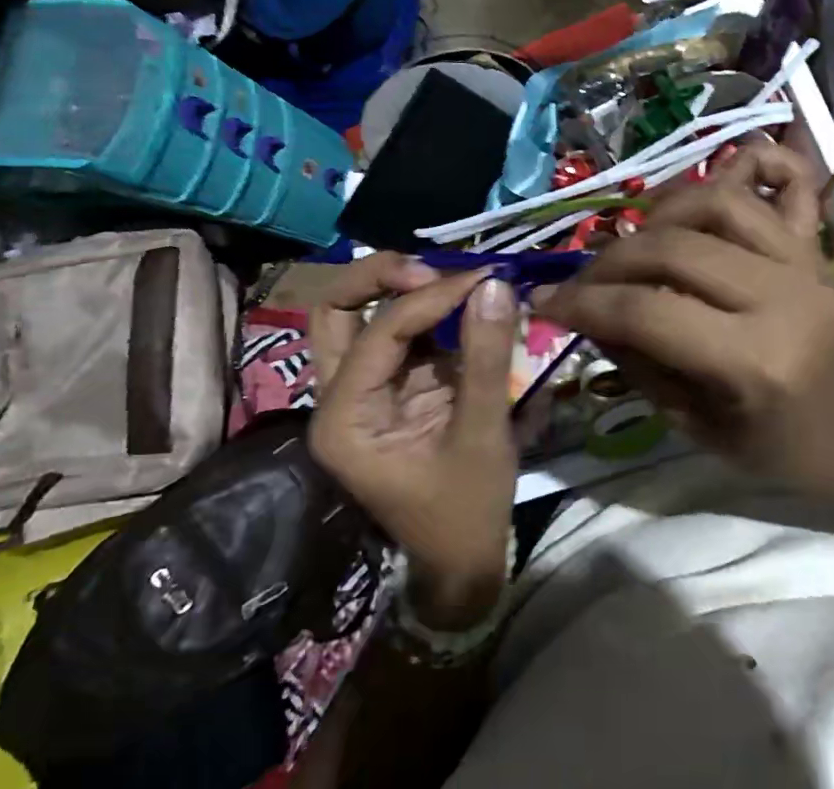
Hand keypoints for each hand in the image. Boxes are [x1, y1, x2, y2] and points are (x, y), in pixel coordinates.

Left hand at [307, 254, 519, 629]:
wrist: (462, 564)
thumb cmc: (466, 511)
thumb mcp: (482, 435)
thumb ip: (488, 358)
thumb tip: (496, 283)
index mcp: (345, 420)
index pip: (379, 332)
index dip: (431, 298)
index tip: (486, 278)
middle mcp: (340, 401)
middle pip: (337, 314)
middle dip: (380, 279)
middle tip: (436, 268)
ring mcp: (366, 397)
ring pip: (362, 321)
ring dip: (404, 294)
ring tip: (457, 280)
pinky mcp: (394, 396)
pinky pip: (403, 341)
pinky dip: (433, 319)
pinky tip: (468, 308)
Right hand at [531, 144, 833, 481]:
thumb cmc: (764, 443)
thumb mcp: (687, 420)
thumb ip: (635, 356)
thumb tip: (583, 304)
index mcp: (757, 362)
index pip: (650, 311)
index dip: (586, 302)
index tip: (545, 301)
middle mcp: (787, 300)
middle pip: (678, 249)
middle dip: (613, 260)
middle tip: (584, 280)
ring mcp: (810, 265)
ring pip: (720, 202)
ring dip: (662, 212)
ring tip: (637, 239)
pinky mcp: (819, 249)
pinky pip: (791, 184)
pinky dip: (754, 164)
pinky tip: (721, 172)